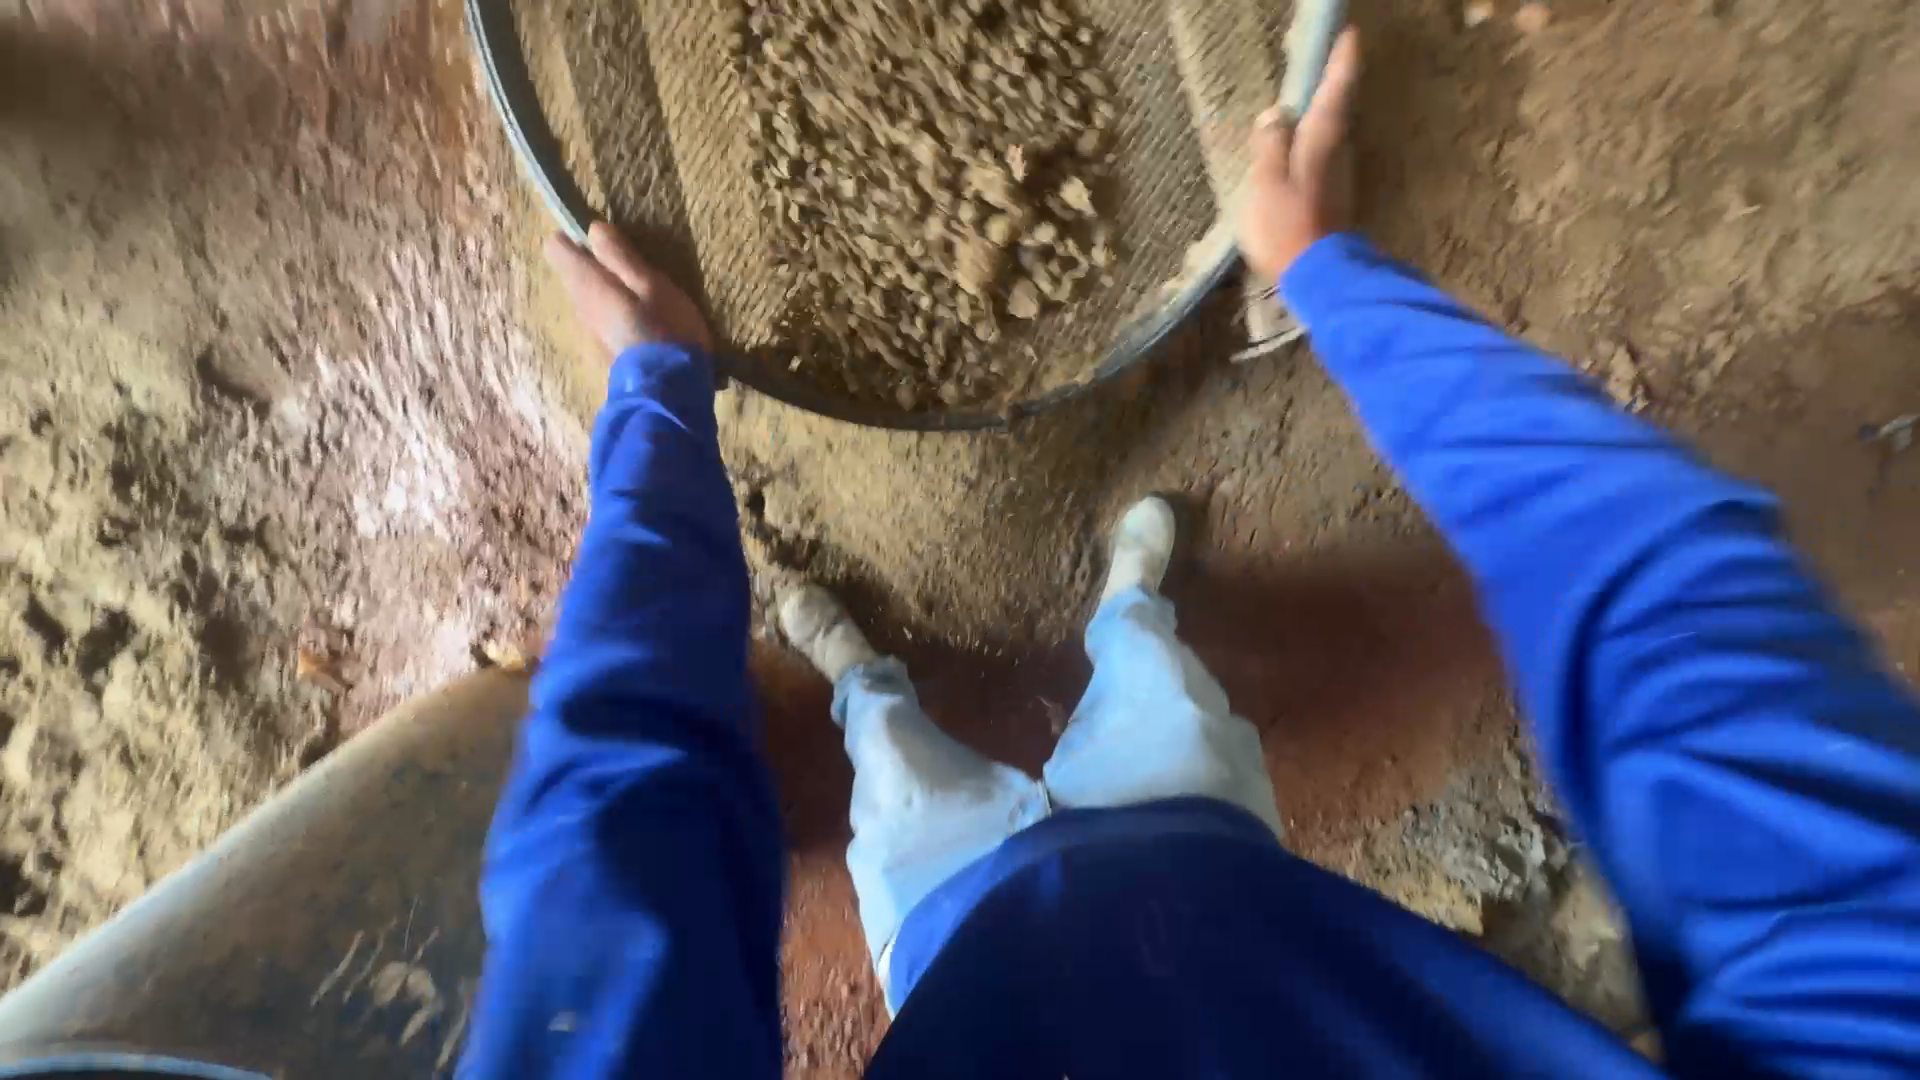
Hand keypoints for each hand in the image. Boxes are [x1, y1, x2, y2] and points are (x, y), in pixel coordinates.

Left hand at [545, 222, 713, 356]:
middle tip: (636, 274)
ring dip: (610, 294)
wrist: (669, 389)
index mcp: (585, 283)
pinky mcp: (605, 352)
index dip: (578, 240)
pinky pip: (603, 321)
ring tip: (644, 301)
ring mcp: (590, 332)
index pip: (556, 248)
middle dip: (597, 268)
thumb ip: (620, 255)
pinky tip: (644, 326)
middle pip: (574, 275)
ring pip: (590, 299)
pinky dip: (617, 316)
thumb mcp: (651, 284)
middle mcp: (578, 306)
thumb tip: (593, 229)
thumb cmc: (665, 329)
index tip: (609, 245)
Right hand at [1240, 29, 1361, 282]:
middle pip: (1336, 108)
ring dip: (1317, 120)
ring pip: (1329, 135)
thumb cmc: (1286, 226)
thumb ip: (1270, 145)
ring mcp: (1339, 176)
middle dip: (1329, 85)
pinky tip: (1295, 155)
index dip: (1341, 57)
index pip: (1337, 85)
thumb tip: (1275, 114)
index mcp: (1322, 137)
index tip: (1346, 33)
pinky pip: (1321, 161)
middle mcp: (1339, 149)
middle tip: (1317, 65)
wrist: (1316, 274)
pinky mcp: (1333, 199)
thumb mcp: (1266, 183)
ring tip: (1298, 110)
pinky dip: (1310, 150)